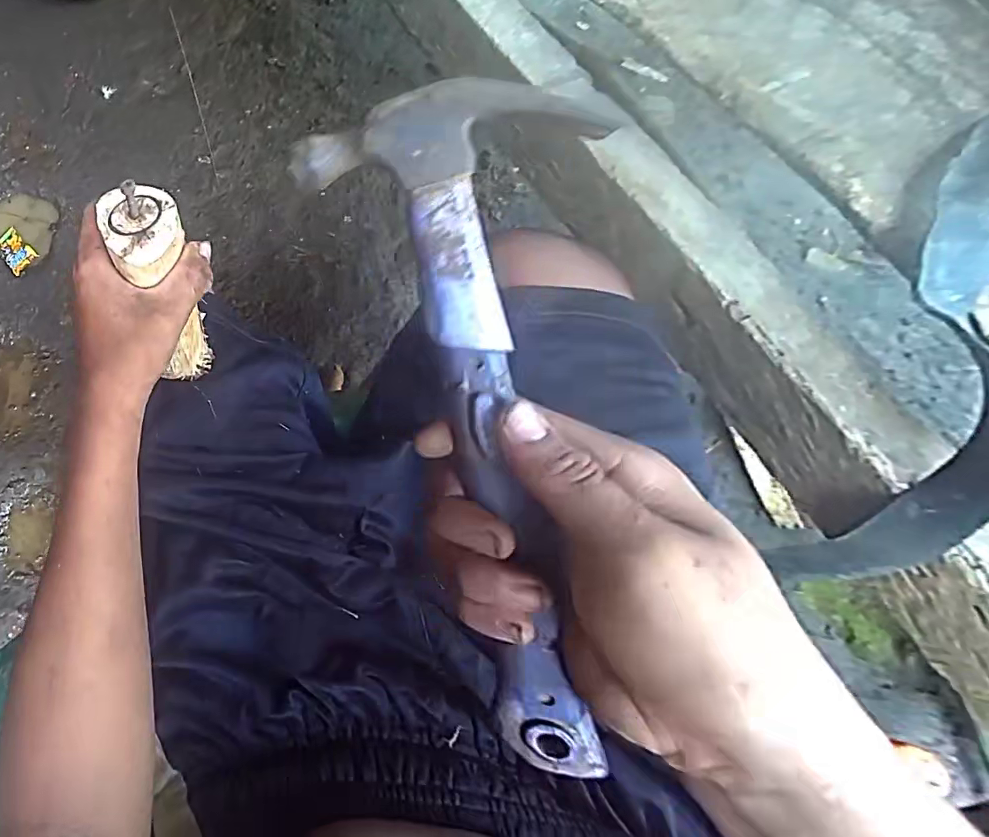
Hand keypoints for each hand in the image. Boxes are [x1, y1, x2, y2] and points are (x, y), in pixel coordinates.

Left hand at [71, 220, 210, 403]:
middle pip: (106, 237)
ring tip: (168, 259)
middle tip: (166, 232)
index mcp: (90, 266)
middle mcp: (82, 277)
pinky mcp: (96, 313)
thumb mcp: (170, 307)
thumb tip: (202, 250)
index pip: (96, 215)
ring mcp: (87, 296)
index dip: (122, 204)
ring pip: (112, 262)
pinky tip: (158, 288)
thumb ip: (190, 274)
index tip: (150, 205)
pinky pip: (114, 281)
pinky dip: (134, 277)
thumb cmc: (131, 350)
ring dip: (138, 257)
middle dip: (137, 231)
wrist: (109, 396)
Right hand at [420, 402, 894, 787]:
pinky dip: (486, 604)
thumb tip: (507, 410)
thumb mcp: (641, 549)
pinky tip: (524, 627)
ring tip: (524, 604)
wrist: (728, 749)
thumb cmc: (704, 635)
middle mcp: (565, 504)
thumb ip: (569, 479)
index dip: (465, 431)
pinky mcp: (524, 595)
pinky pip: (469, 581)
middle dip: (467, 518)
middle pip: (469, 480)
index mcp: (607, 475)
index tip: (431, 453)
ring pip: (460, 535)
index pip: (516, 425)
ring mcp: (542, 552)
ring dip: (477, 572)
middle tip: (499, 549)